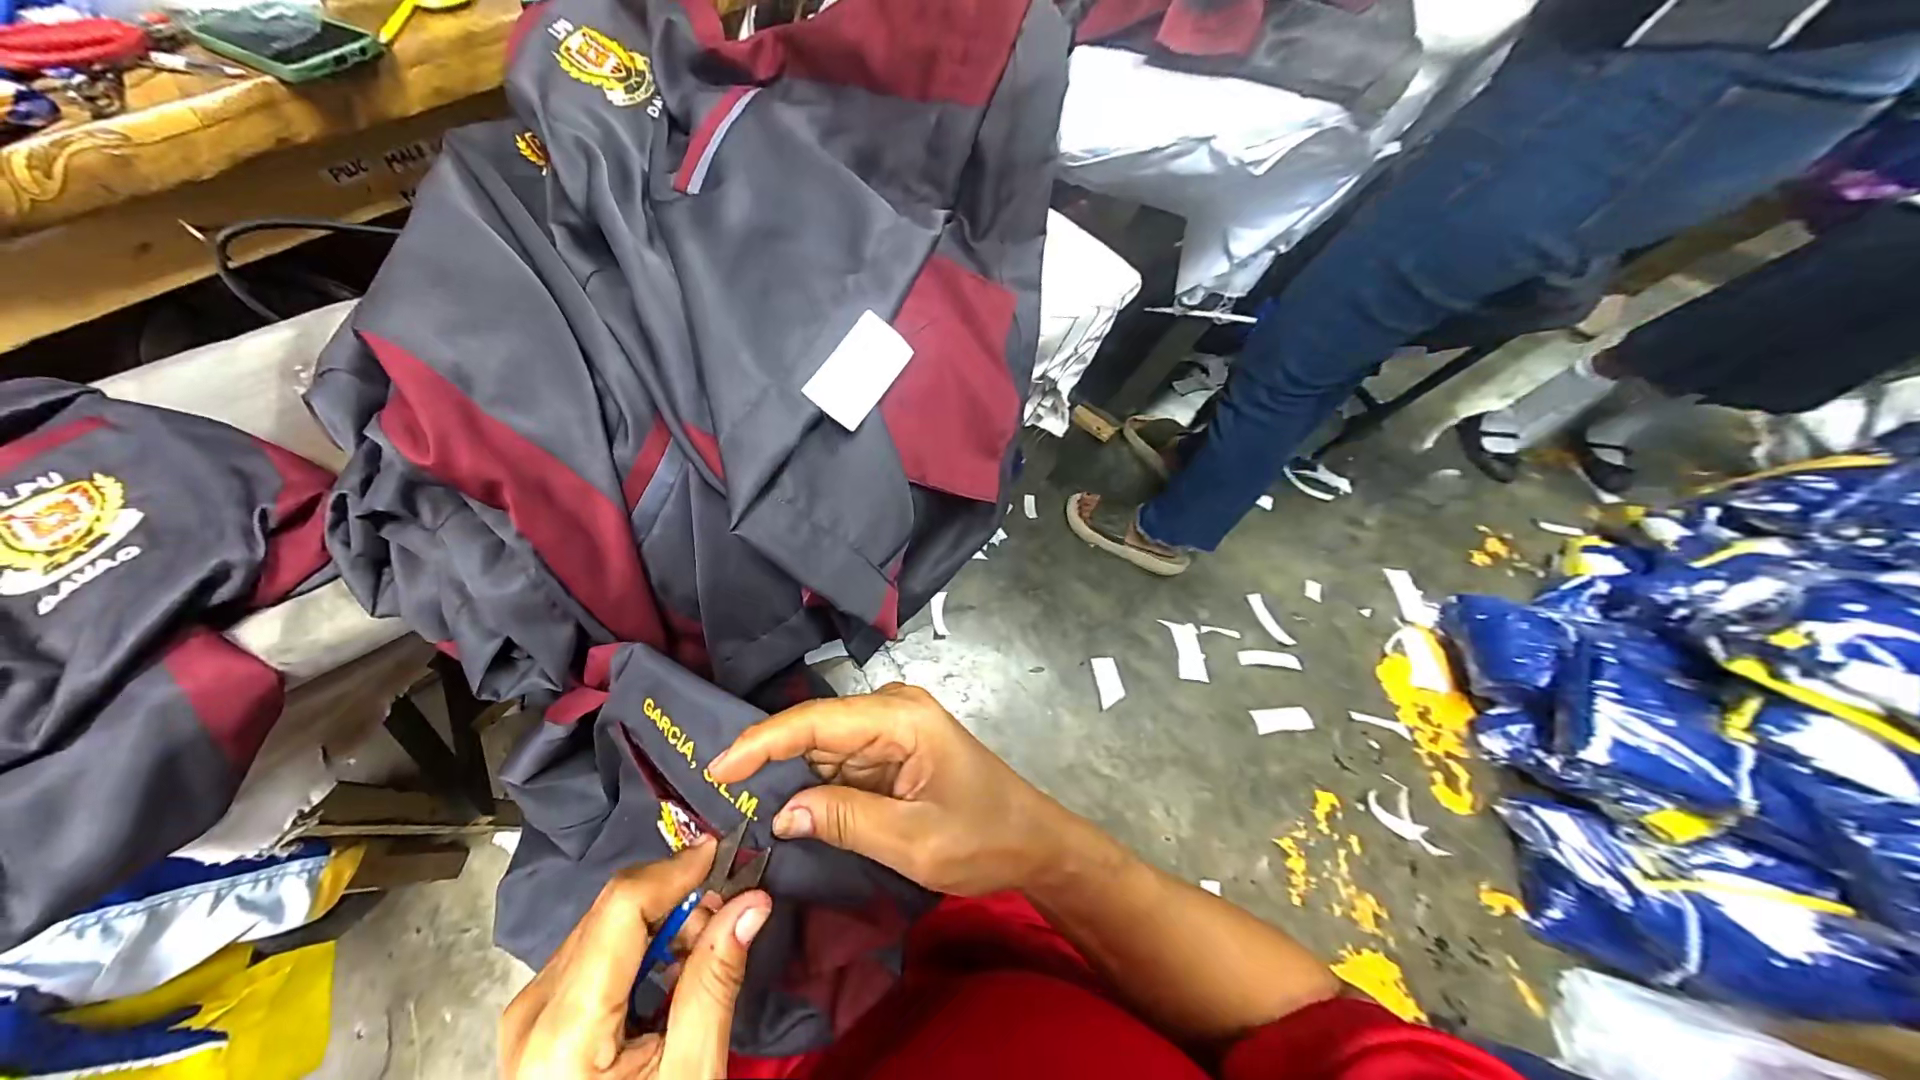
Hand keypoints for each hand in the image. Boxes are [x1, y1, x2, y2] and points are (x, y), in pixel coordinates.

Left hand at [499, 839, 771, 1079]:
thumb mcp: (691, 1077)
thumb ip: (716, 982)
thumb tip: (752, 900)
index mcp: (562, 1032)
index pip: (620, 906)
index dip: (678, 869)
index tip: (729, 854)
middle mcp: (532, 1009)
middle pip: (613, 910)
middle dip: (679, 899)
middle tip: (729, 918)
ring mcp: (529, 1013)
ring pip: (606, 924)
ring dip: (664, 921)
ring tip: (704, 953)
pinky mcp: (539, 1018)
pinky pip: (597, 951)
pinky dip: (643, 945)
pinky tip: (671, 972)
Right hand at [706, 682, 1086, 895]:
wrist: (1034, 841)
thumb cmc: (984, 838)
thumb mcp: (914, 841)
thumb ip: (844, 820)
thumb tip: (781, 813)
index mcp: (902, 718)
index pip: (817, 721)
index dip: (762, 742)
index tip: (716, 769)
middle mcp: (894, 710)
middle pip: (815, 728)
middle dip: (768, 760)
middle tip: (716, 795)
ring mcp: (893, 727)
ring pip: (823, 746)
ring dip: (787, 775)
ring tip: (737, 804)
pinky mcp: (892, 748)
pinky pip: (841, 760)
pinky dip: (813, 783)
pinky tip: (783, 805)